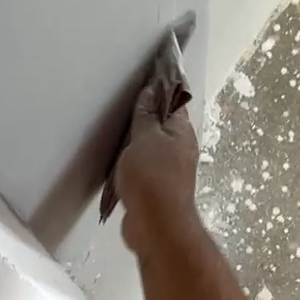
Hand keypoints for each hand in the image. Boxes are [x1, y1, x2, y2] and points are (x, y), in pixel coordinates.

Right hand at [114, 80, 200, 257]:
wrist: (156, 226)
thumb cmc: (152, 178)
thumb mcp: (144, 137)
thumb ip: (146, 115)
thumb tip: (151, 91)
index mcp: (182, 132)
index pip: (174, 101)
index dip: (161, 87)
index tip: (145, 74)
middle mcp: (180, 150)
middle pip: (162, 125)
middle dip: (147, 114)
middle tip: (124, 101)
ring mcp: (169, 171)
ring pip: (151, 147)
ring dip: (137, 140)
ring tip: (118, 128)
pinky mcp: (155, 190)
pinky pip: (143, 168)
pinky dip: (132, 162)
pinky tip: (118, 160)